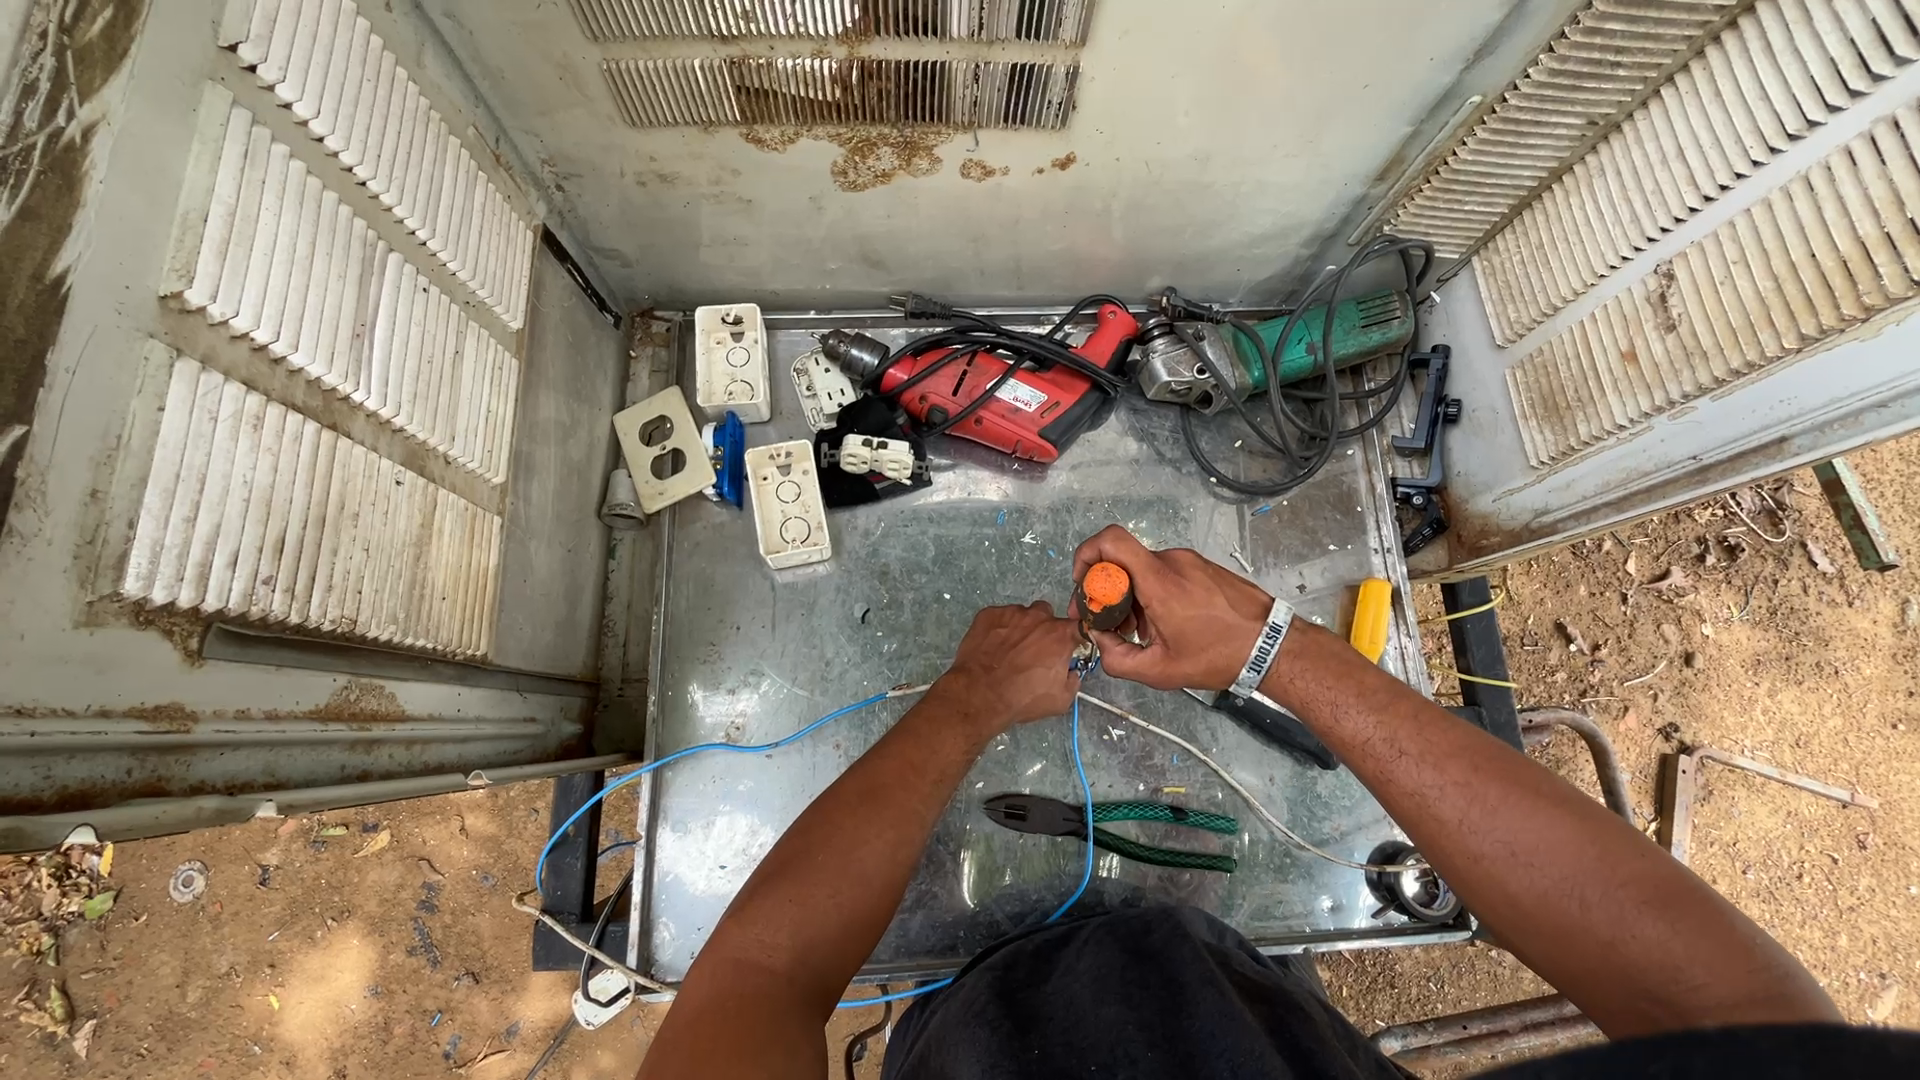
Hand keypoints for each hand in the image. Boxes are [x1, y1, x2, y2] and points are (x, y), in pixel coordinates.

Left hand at [929, 602, 1081, 735]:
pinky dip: (998, 628)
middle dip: (1043, 630)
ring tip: (1010, 651)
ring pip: (1022, 614)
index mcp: (1060, 635)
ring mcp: (1012, 613)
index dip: (1073, 635)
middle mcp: (1038, 618)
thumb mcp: (1060, 699)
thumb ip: (1073, 680)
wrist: (981, 695)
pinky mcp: (989, 615)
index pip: (1077, 625)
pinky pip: (999, 617)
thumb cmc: (1019, 697)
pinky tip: (994, 647)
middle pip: (1047, 615)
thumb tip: (1072, 674)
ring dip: (1020, 628)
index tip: (1069, 643)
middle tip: (1034, 651)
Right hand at [1072, 525, 1274, 690]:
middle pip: (1121, 561)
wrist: (1272, 646)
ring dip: (1130, 595)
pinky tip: (1163, 623)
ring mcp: (1189, 560)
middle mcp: (1171, 561)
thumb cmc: (1218, 657)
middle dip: (1106, 590)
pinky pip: (1163, 572)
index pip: (1110, 541)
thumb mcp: (1160, 671)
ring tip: (1141, 630)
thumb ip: (1117, 659)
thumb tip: (1099, 639)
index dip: (1085, 556)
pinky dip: (1152, 593)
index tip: (1084, 587)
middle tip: (1108, 623)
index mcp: (1159, 581)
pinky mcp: (1201, 566)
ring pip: (1141, 569)